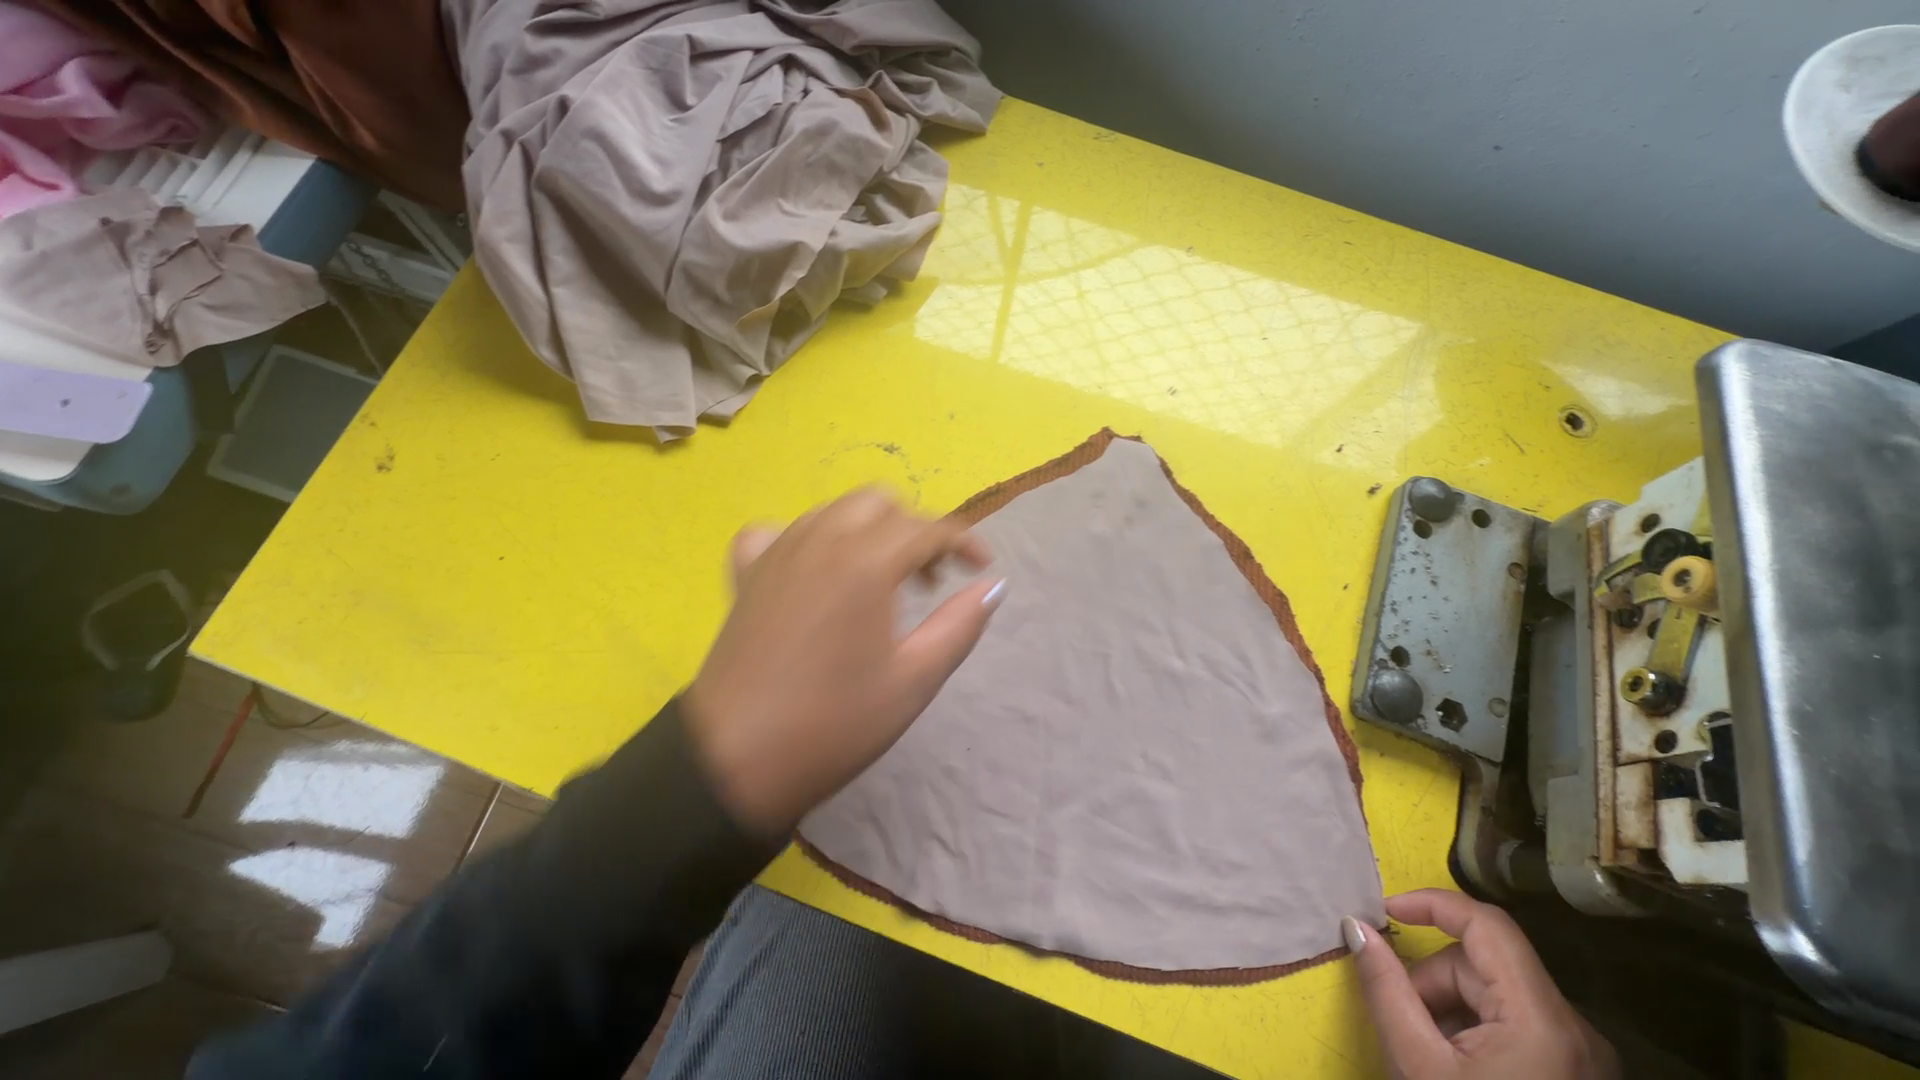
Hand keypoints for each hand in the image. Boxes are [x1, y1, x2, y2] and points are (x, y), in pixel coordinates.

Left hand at [684, 488, 1005, 834]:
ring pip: (832, 512)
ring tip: (881, 583)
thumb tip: (993, 585)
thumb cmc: (837, 722)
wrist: (738, 759)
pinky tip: (814, 573)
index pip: (927, 528)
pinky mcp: (744, 575)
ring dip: (868, 532)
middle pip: (878, 505)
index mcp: (865, 561)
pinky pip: (778, 532)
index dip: (963, 541)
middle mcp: (819, 540)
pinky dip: (806, 540)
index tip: (981, 568)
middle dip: (913, 531)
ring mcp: (775, 553)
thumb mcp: (915, 679)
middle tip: (929, 581)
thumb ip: (960, 624)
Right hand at [1345, 889, 1619, 1079]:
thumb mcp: (1417, 1065)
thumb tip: (1355, 926)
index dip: (1432, 904)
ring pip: (1498, 993)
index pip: (1487, 925)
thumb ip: (1385, 988)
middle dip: (1433, 980)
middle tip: (1404, 1021)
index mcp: (1542, 1020)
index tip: (1384, 912)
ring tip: (1430, 1053)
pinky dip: (1476, 1028)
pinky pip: (1516, 1021)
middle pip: (1486, 964)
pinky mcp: (1578, 1069)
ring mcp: (1582, 1052)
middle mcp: (1575, 1027)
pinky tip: (1459, 1066)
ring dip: (1451, 1006)